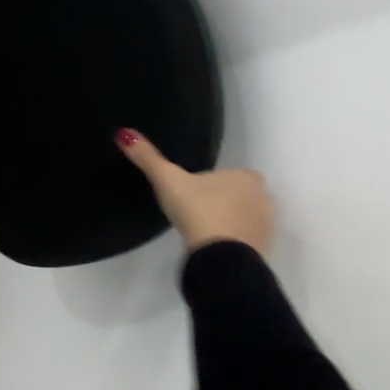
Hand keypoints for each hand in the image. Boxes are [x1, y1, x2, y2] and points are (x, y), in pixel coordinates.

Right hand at [116, 128, 273, 254]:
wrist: (221, 256)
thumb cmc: (198, 210)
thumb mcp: (167, 180)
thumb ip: (148, 157)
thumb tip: (123, 133)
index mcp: (246, 177)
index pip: (234, 173)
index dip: (216, 179)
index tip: (195, 188)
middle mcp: (263, 198)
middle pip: (242, 194)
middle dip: (224, 199)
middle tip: (195, 207)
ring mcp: (266, 226)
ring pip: (244, 217)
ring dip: (228, 220)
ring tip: (200, 227)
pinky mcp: (262, 249)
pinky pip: (245, 238)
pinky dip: (232, 239)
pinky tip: (211, 243)